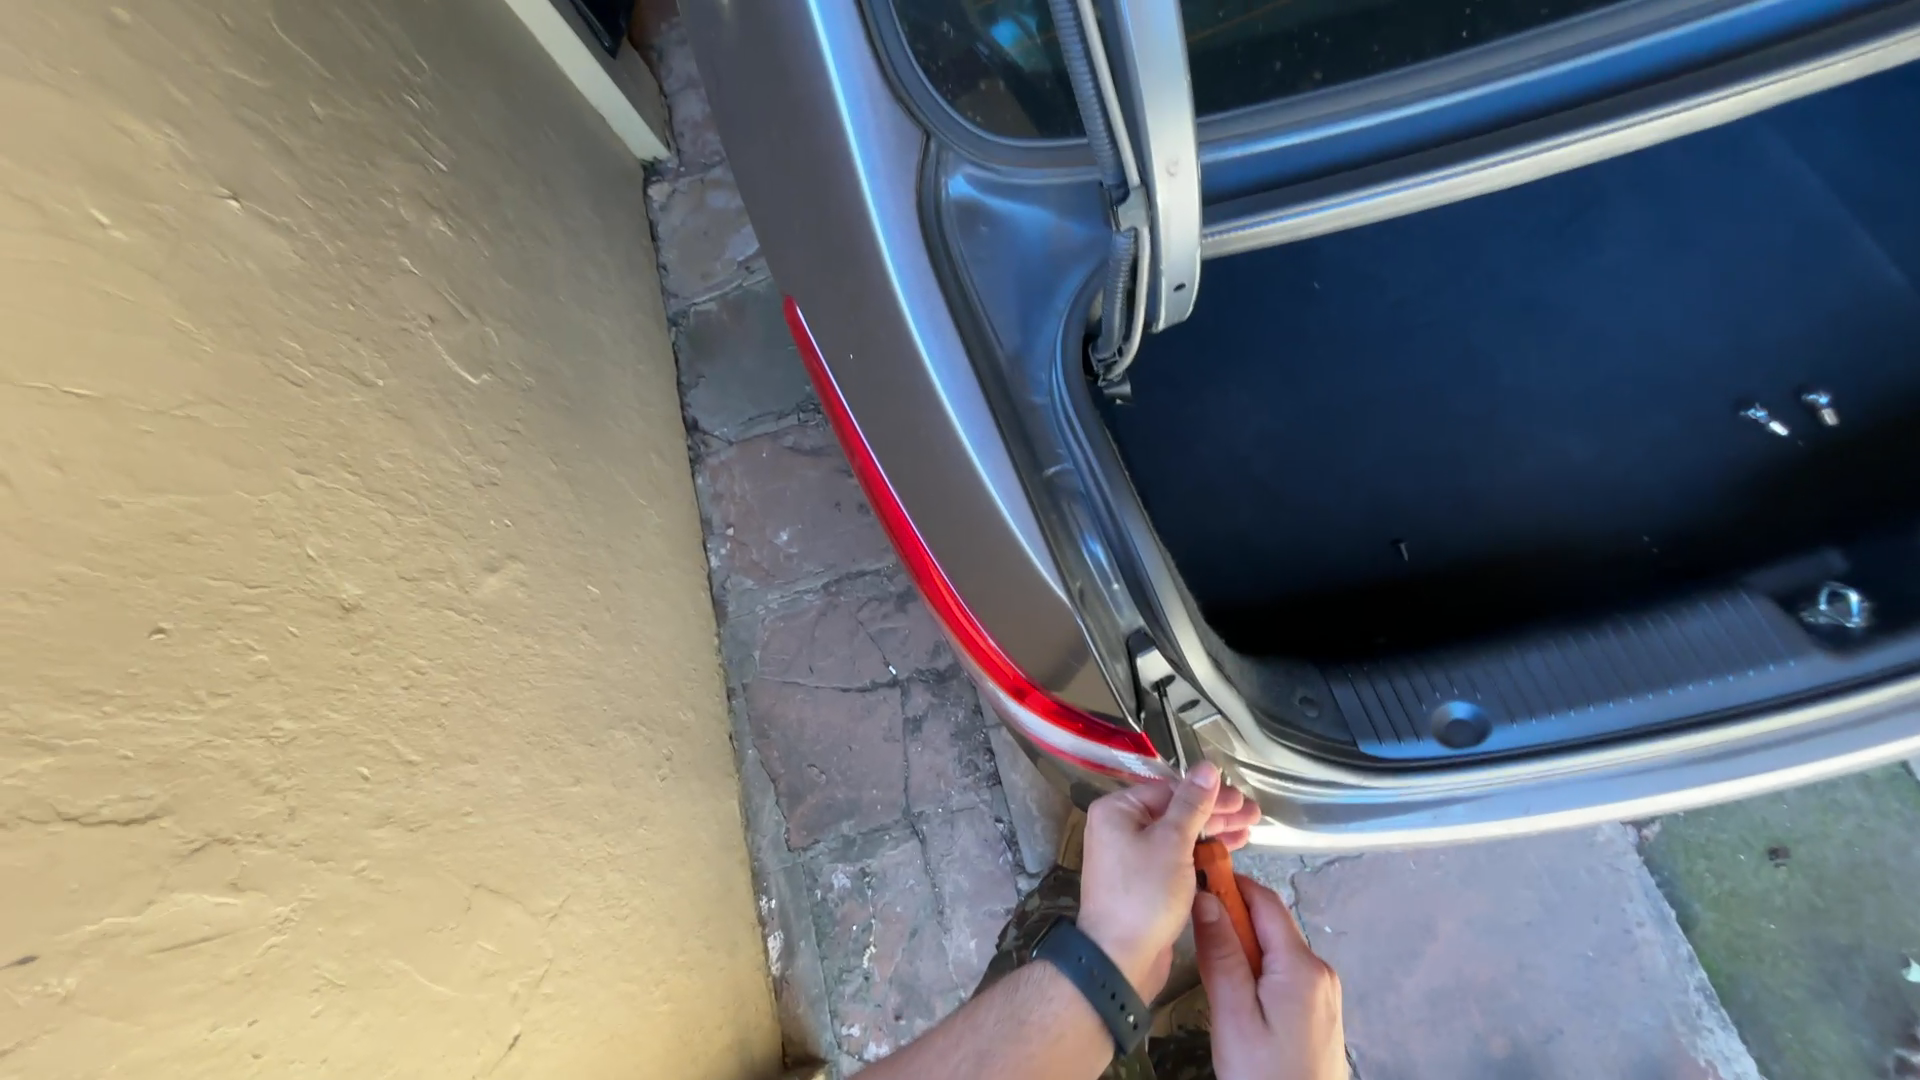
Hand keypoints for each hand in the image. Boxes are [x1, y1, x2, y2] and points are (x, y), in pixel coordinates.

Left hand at [1076, 763, 1260, 1000]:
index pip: (1168, 790)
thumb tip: (1206, 767)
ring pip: (1178, 836)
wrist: (1121, 957)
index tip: (1241, 798)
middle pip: (1174, 812)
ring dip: (1212, 833)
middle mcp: (1119, 827)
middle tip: (1253, 814)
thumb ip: (1192, 805)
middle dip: (1215, 813)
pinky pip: (1174, 857)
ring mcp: (1131, 855)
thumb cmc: (1144, 893)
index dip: (1207, 793)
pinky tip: (1227, 852)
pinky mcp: (1144, 880)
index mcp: (1117, 810)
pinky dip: (1199, 854)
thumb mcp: (1172, 842)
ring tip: (1249, 832)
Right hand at [1193, 874, 1346, 1079]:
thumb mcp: (1234, 1015)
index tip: (1194, 878)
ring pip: (1274, 947)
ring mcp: (1323, 993)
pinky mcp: (1319, 1012)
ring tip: (1211, 970)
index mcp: (1302, 966)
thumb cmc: (1264, 1077)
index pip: (1263, 899)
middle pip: (1269, 922)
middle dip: (1231, 917)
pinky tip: (1236, 994)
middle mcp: (1320, 970)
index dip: (1228, 881)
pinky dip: (1256, 968)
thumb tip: (1205, 896)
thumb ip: (1221, 953)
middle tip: (1194, 933)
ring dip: (1241, 945)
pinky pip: (1282, 971)